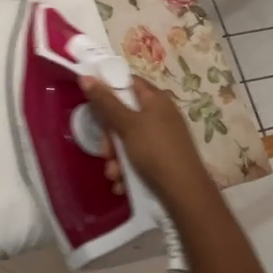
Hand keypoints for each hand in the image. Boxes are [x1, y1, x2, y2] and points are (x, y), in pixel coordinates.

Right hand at [80, 75, 206, 201]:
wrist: (187, 195)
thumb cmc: (155, 151)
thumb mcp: (127, 125)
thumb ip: (105, 101)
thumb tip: (86, 76)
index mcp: (155, 98)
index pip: (127, 82)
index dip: (108, 90)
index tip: (93, 104)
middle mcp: (160, 114)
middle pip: (124, 113)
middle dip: (110, 136)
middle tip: (106, 152)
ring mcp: (163, 136)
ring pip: (128, 138)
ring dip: (116, 157)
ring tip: (114, 174)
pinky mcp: (163, 157)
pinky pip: (138, 155)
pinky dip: (127, 167)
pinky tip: (122, 182)